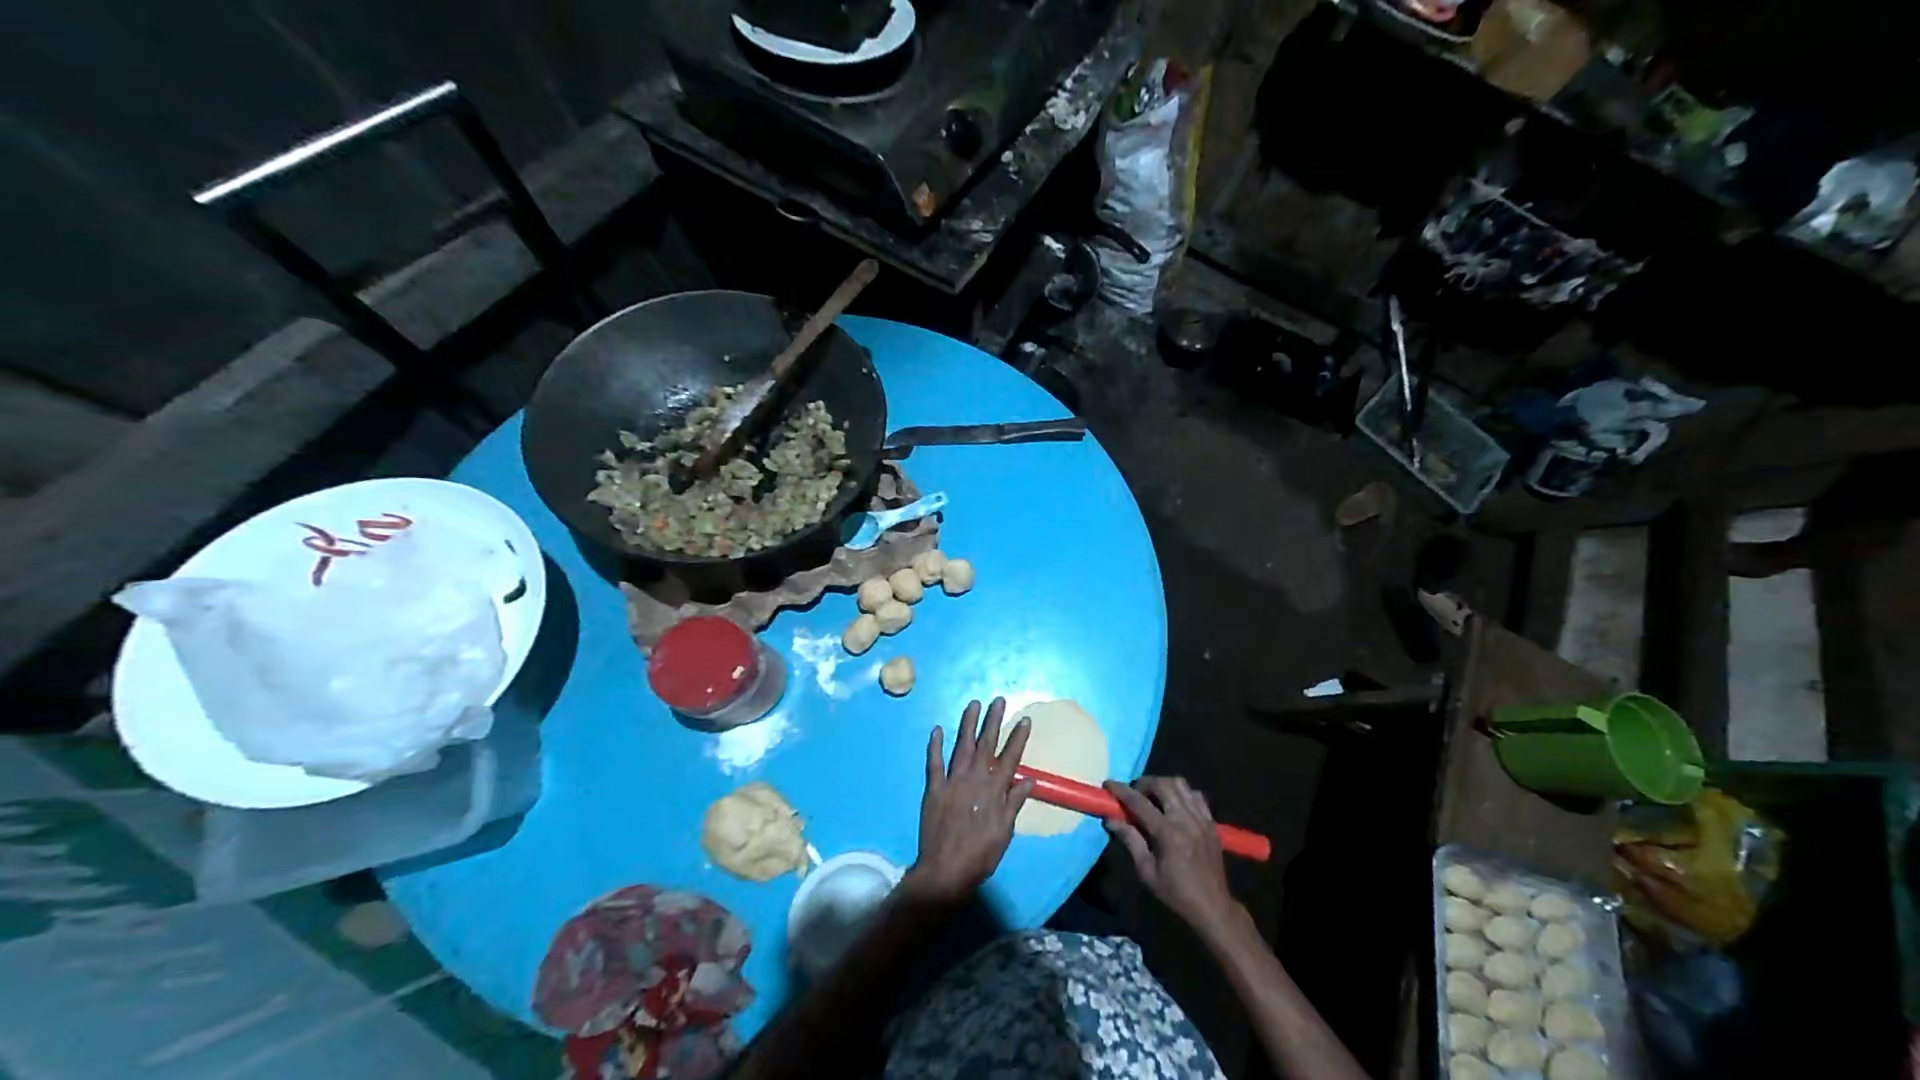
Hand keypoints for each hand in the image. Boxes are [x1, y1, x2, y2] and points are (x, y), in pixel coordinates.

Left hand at [904, 697, 1032, 903]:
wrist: (947, 870)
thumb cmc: (981, 854)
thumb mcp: (1005, 831)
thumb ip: (1014, 803)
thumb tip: (1029, 780)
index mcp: (995, 790)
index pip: (1010, 758)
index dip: (1018, 738)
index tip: (1025, 719)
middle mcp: (975, 779)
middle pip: (986, 744)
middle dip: (993, 720)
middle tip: (998, 700)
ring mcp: (953, 781)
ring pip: (962, 746)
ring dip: (968, 724)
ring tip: (974, 704)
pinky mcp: (934, 788)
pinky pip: (934, 762)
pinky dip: (936, 745)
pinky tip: (938, 729)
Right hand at [1105, 776, 1239, 936]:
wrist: (1212, 906)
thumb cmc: (1175, 892)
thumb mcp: (1146, 871)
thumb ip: (1130, 840)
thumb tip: (1111, 819)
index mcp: (1168, 832)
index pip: (1139, 802)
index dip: (1121, 790)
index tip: (1108, 784)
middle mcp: (1186, 819)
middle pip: (1162, 784)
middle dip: (1143, 783)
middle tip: (1134, 794)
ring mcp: (1201, 818)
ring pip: (1180, 784)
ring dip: (1163, 785)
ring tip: (1153, 797)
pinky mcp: (1211, 822)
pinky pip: (1195, 795)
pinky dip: (1182, 793)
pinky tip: (1174, 805)